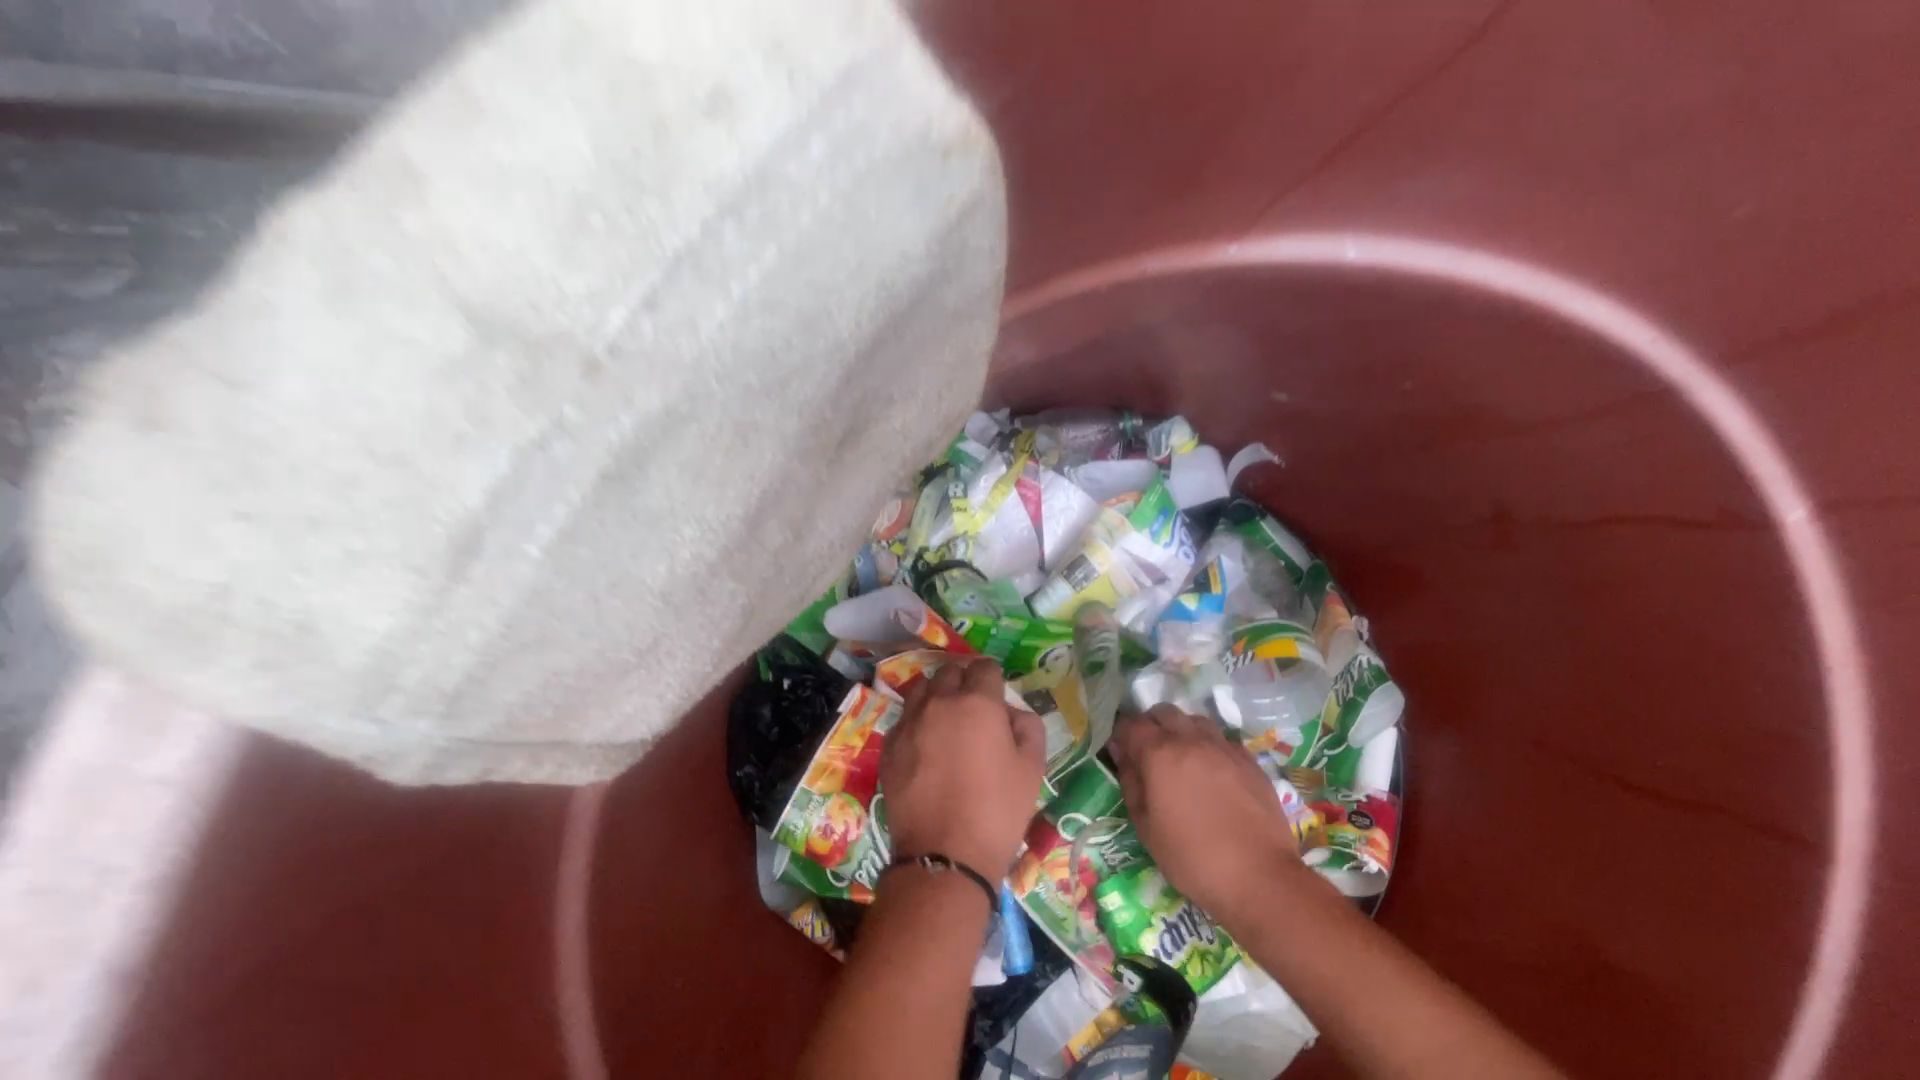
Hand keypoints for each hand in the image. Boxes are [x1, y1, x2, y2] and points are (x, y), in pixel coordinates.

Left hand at [882, 659, 1046, 878]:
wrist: (945, 853)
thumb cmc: (997, 810)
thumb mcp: (1032, 767)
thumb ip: (1027, 726)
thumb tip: (1011, 712)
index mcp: (977, 703)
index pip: (985, 668)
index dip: (994, 679)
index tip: (997, 696)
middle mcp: (939, 703)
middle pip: (950, 673)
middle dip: (964, 682)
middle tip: (974, 707)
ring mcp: (908, 723)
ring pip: (922, 690)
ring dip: (937, 696)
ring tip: (946, 719)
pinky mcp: (888, 746)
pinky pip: (904, 719)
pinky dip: (917, 721)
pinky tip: (926, 745)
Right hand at [1108, 704, 1305, 920]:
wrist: (1257, 875)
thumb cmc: (1190, 857)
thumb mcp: (1145, 826)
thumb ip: (1130, 781)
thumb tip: (1122, 752)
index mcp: (1159, 753)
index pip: (1131, 723)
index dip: (1121, 734)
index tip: (1120, 752)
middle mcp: (1191, 739)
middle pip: (1164, 712)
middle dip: (1151, 725)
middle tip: (1148, 754)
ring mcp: (1224, 747)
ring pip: (1195, 720)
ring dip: (1182, 731)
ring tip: (1181, 760)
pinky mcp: (1250, 760)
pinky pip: (1222, 739)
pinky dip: (1210, 746)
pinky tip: (1212, 773)